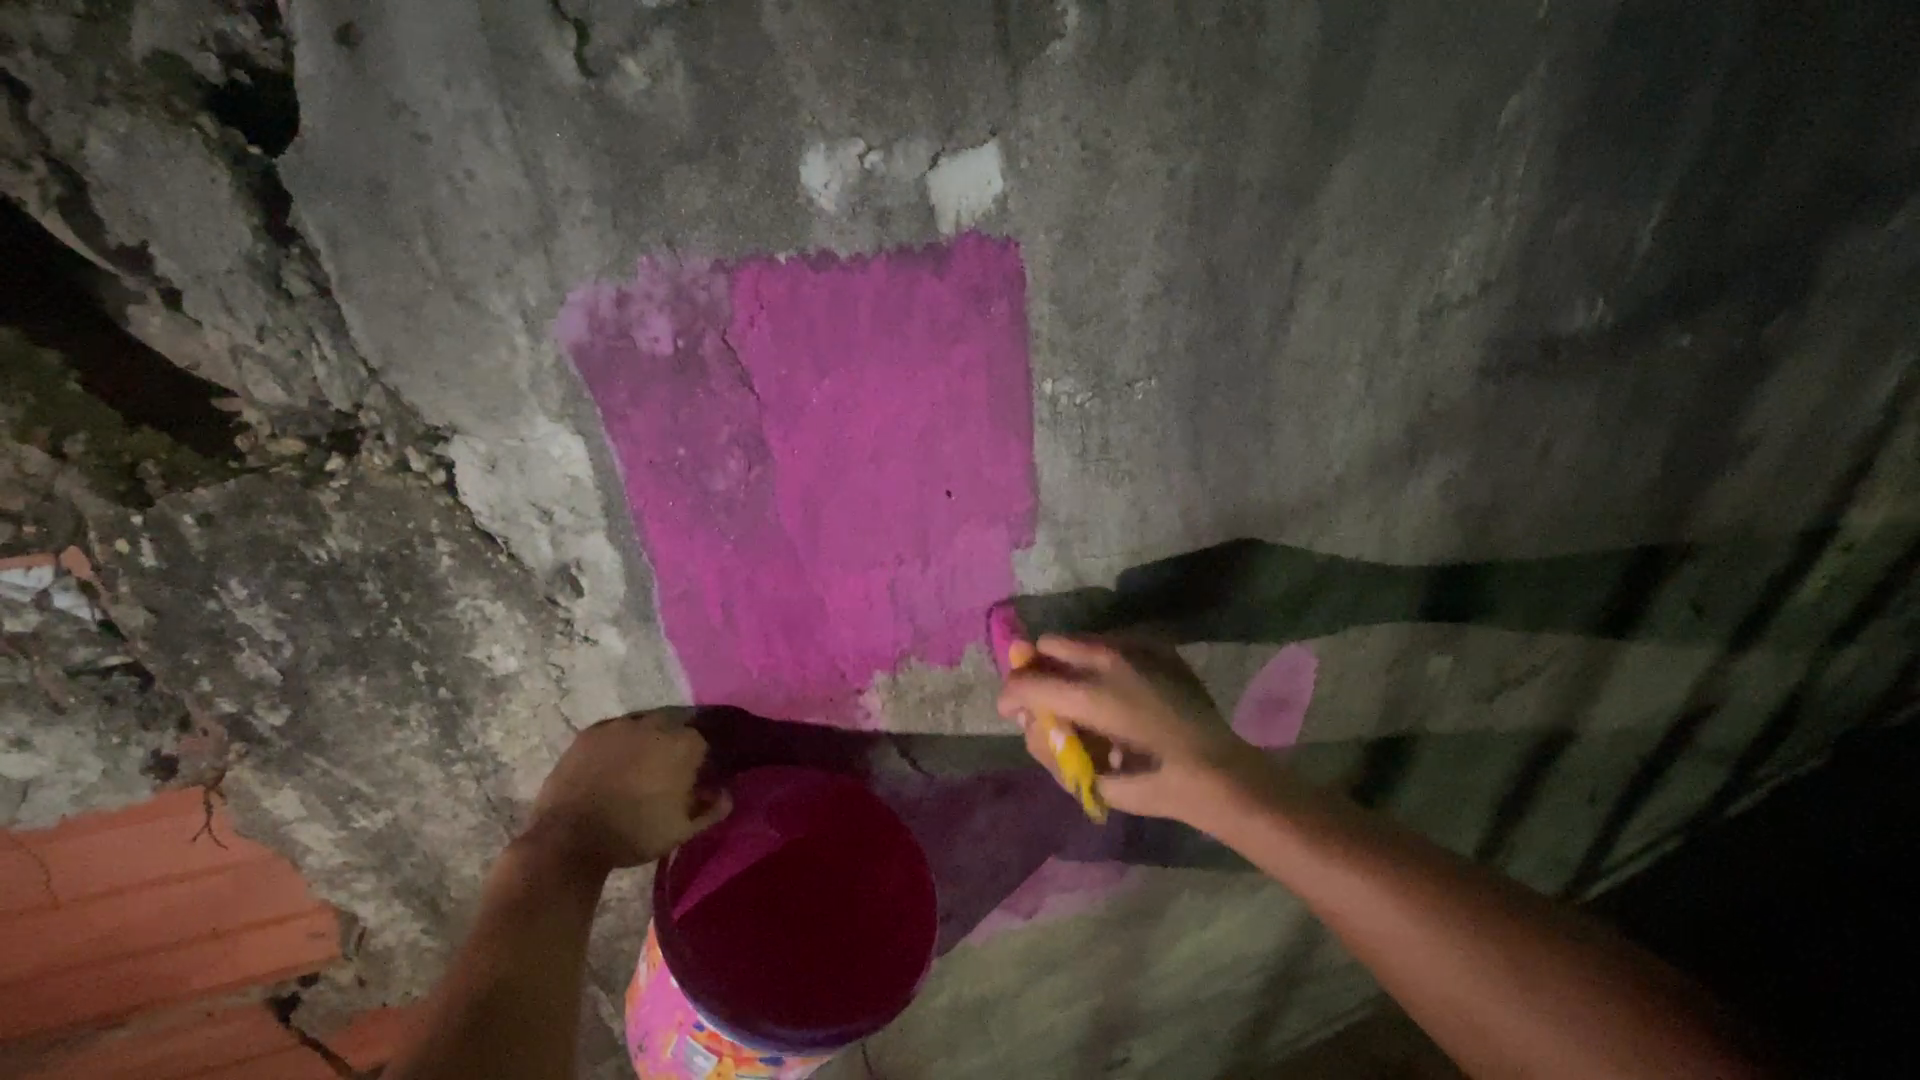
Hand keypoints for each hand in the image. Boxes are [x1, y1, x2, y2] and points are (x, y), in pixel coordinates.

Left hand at [525, 709, 730, 873]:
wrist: (570, 838)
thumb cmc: (635, 834)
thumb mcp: (683, 830)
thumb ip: (712, 809)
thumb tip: (726, 793)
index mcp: (684, 744)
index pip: (705, 742)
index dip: (703, 760)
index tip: (697, 778)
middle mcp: (656, 724)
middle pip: (677, 725)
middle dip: (678, 742)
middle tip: (671, 768)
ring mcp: (620, 725)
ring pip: (646, 723)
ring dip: (650, 738)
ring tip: (642, 763)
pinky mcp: (591, 732)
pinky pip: (616, 730)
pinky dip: (621, 742)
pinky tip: (616, 762)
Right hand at [996, 636, 1263, 825]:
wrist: (1221, 771)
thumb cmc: (1155, 785)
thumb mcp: (1091, 779)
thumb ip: (1051, 748)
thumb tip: (1030, 722)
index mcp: (1089, 695)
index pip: (1027, 682)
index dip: (1010, 696)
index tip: (1011, 711)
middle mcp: (1107, 660)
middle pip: (1049, 645)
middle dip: (1039, 670)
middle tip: (1045, 699)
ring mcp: (1136, 647)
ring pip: (1081, 640)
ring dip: (1070, 664)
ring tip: (1082, 696)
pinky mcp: (1159, 647)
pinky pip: (1114, 643)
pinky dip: (1102, 661)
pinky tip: (1117, 691)